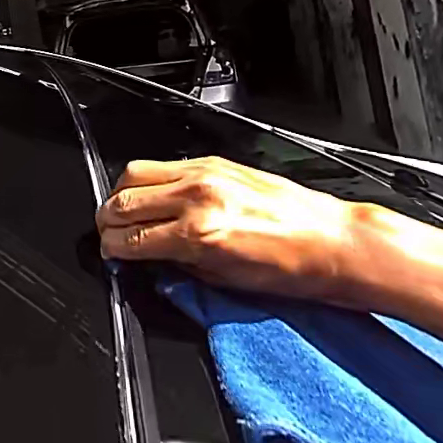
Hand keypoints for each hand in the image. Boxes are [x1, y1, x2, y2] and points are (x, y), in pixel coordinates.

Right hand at [95, 156, 369, 305]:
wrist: (335, 241)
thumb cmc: (295, 269)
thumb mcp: (230, 282)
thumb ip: (181, 265)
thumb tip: (150, 256)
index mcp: (200, 233)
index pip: (133, 237)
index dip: (113, 248)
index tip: (110, 252)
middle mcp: (196, 197)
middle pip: (124, 200)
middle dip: (107, 220)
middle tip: (109, 233)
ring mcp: (203, 173)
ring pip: (135, 172)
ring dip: (120, 194)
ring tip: (123, 211)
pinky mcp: (212, 161)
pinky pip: (163, 164)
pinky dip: (147, 179)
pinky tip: (152, 193)